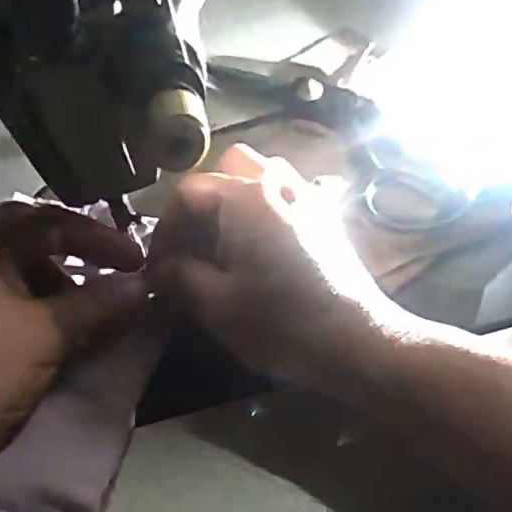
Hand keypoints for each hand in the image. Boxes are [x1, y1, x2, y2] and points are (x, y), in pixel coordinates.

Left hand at [0, 203, 148, 452]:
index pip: (49, 223)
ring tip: (84, 322)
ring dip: (58, 294)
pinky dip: (37, 315)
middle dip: (77, 267)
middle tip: (109, 286)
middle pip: (32, 249)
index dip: (99, 238)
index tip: (135, 261)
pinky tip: (56, 337)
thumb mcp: (48, 332)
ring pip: (19, 280)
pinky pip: (6, 307)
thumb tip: (143, 283)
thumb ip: (97, 303)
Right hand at [148, 145, 419, 388]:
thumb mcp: (215, 305)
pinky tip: (266, 243)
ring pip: (263, 176)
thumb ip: (179, 276)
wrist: (353, 341)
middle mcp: (278, 183)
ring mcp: (309, 196)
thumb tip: (160, 267)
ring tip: (227, 244)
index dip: (166, 227)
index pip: (188, 192)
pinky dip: (270, 208)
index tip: (158, 265)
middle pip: (228, 170)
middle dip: (202, 204)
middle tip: (192, 246)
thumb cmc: (279, 323)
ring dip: (237, 200)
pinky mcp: (329, 218)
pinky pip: (292, 195)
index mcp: (244, 198)